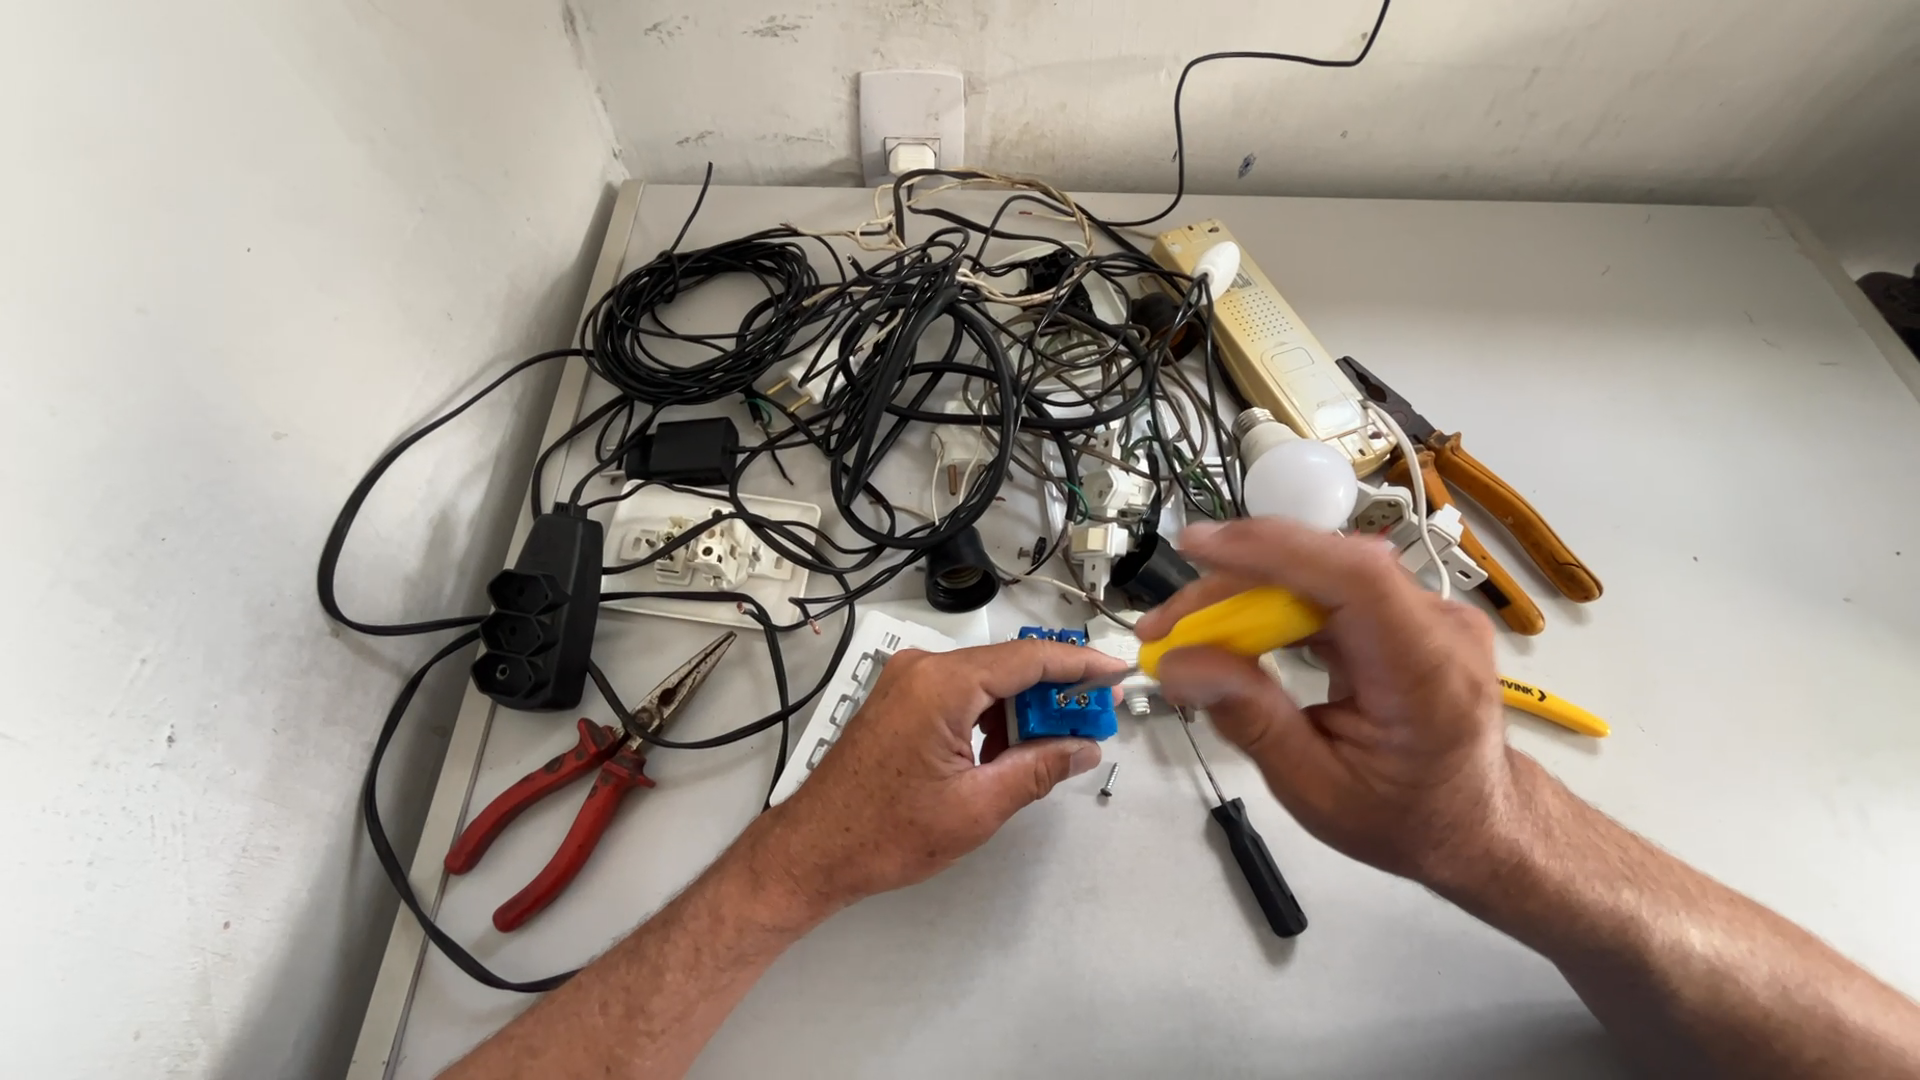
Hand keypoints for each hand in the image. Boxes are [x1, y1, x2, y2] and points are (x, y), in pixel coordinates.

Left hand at [755, 640, 1123, 913]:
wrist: (813, 849)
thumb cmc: (889, 833)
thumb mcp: (977, 807)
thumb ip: (1037, 769)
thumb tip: (1084, 748)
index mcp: (942, 683)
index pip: (1027, 659)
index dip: (1078, 664)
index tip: (1116, 671)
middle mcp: (923, 667)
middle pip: (1006, 666)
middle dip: (1053, 692)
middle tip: (1094, 718)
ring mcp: (906, 679)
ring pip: (984, 680)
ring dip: (1021, 708)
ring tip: (1058, 740)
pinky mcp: (899, 698)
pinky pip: (959, 693)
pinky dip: (990, 715)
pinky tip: (1010, 747)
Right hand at [1136, 519, 1517, 888]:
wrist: (1474, 822)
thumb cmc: (1402, 818)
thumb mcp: (1315, 789)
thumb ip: (1251, 720)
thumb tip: (1178, 664)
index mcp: (1427, 673)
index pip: (1356, 578)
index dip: (1273, 550)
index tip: (1196, 546)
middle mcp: (1435, 623)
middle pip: (1318, 569)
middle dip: (1227, 586)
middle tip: (1160, 628)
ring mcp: (1422, 610)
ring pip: (1313, 571)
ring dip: (1237, 592)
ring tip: (1181, 632)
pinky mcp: (1399, 610)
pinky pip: (1320, 586)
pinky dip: (1264, 603)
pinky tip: (1225, 630)